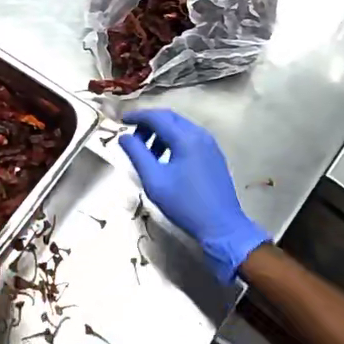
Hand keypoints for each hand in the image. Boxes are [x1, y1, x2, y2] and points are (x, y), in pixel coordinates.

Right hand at [118, 109, 269, 282]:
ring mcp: (210, 144)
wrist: (223, 227)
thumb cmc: (185, 204)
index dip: (136, 116)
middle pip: (169, 117)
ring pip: (180, 127)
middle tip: (132, 136)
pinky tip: (166, 159)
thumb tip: (123, 137)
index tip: (121, 121)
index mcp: (185, 138)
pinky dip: (173, 140)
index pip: (156, 116)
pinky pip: (189, 137)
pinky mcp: (214, 155)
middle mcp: (199, 135)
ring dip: (160, 132)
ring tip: (148, 153)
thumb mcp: (154, 180)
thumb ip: (136, 154)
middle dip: (148, 123)